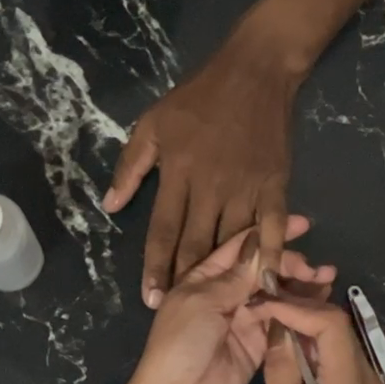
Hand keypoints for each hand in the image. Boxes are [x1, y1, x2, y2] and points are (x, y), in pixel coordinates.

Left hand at [102, 36, 300, 309]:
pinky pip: (272, 226)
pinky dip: (271, 254)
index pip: (163, 231)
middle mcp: (210, 187)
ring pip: (231, 241)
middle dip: (185, 280)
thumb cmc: (199, 98)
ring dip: (224, 276)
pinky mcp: (275, 185)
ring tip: (215, 306)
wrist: (255, 71)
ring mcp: (245, 187)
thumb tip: (110, 206)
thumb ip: (131, 166)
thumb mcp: (153, 123)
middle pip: (196, 244)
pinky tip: (269, 282)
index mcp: (178, 173)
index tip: (149, 297)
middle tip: (178, 312)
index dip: (156, 267)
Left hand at [120, 216, 333, 383]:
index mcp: (205, 276)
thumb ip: (238, 276)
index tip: (302, 224)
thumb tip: (264, 245)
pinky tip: (321, 300)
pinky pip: (283, 319)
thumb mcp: (205, 301)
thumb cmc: (182, 341)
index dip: (270, 233)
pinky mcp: (260, 341)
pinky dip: (301, 309)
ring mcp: (245, 317)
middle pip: (265, 269)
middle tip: (314, 268)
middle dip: (291, 263)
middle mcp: (227, 292)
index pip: (242, 246)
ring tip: (327, 278)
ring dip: (301, 284)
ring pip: (278, 292)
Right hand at [249, 291, 384, 383]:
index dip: (297, 307)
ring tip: (267, 315)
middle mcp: (365, 379)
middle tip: (260, 305)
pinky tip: (285, 341)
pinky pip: (336, 353)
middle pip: (338, 324)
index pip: (332, 325)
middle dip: (300, 307)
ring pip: (337, 335)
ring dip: (304, 321)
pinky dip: (311, 341)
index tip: (262, 306)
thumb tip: (276, 331)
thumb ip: (282, 376)